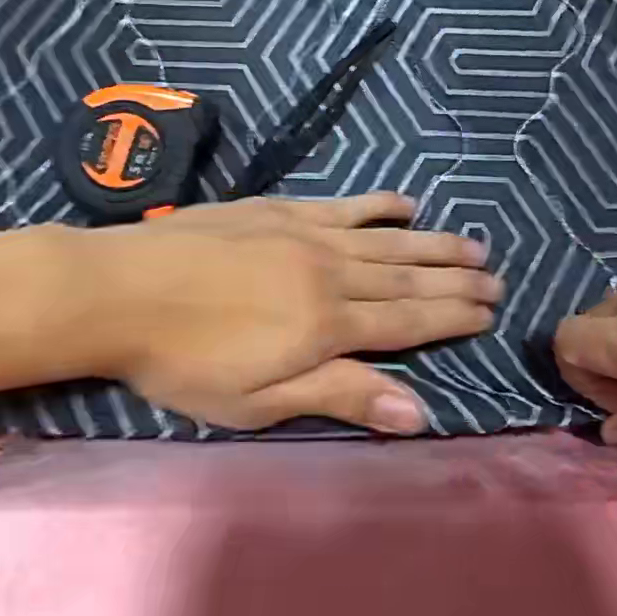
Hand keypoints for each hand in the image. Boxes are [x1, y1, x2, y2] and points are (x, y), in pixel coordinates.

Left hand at [62, 193, 499, 433]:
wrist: (121, 290)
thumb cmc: (184, 360)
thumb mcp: (257, 402)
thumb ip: (337, 396)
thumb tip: (417, 411)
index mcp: (327, 324)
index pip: (409, 322)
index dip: (453, 316)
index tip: (490, 310)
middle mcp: (330, 273)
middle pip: (406, 278)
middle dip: (455, 280)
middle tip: (495, 277)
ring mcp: (305, 234)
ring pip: (386, 240)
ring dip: (432, 244)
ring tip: (472, 244)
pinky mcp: (278, 209)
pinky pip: (344, 205)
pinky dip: (379, 205)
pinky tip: (406, 204)